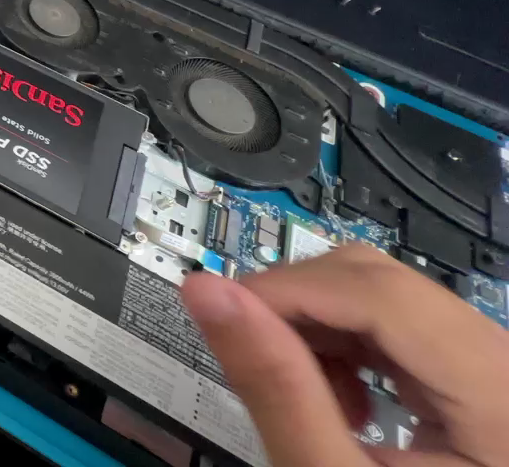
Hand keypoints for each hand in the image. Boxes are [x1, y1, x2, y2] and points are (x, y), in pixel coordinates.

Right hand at [183, 244, 508, 465]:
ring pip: (389, 295)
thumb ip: (274, 386)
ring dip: (319, 323)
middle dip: (297, 304)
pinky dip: (352, 343)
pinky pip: (410, 326)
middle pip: (382, 282)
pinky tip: (347, 399)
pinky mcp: (497, 388)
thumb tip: (202, 288)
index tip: (222, 322)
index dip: (284, 291)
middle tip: (262, 360)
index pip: (377, 293)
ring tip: (307, 391)